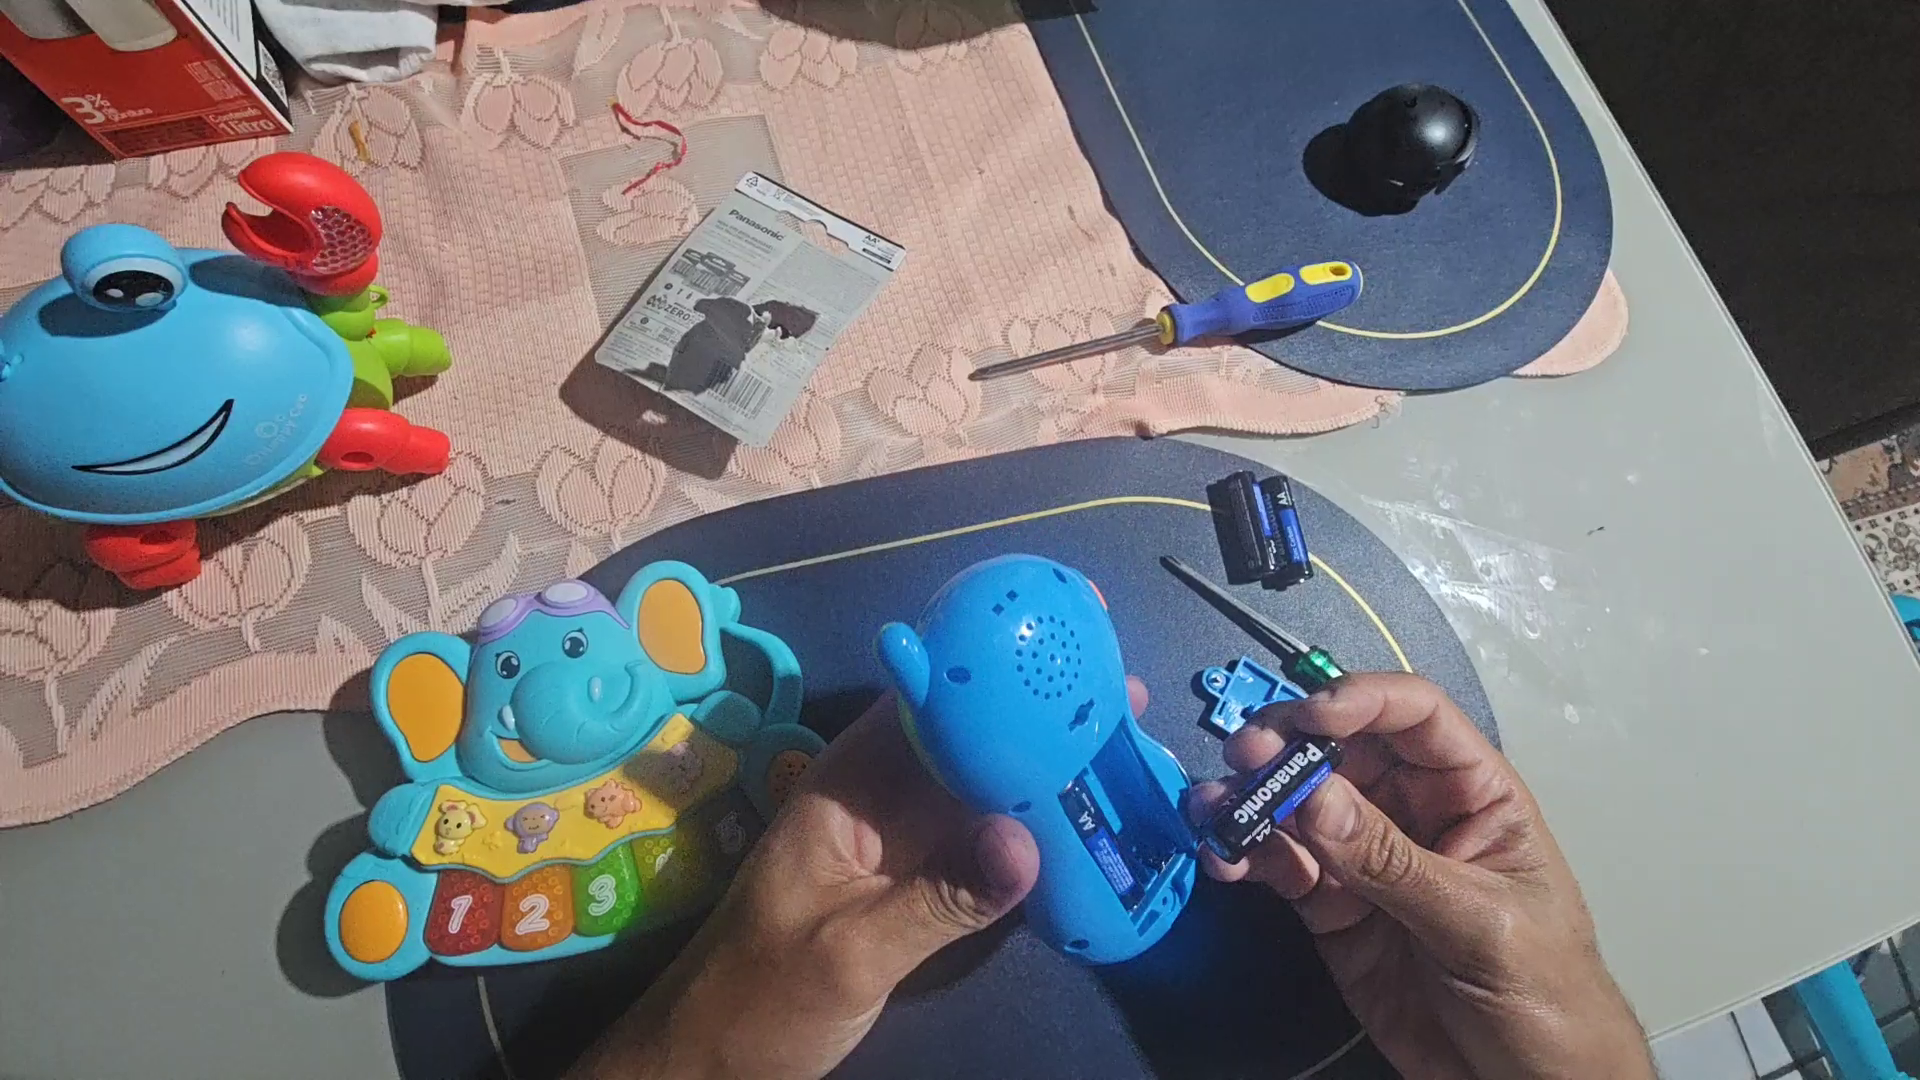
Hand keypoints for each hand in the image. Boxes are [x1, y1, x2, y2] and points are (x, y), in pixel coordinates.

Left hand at [571, 680, 1142, 1079]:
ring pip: (988, 782)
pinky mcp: (931, 874)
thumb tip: (1025, 843)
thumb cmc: (761, 995)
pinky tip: (1091, 811)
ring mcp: (913, 836)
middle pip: (971, 734)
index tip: (1052, 638)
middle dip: (1038, 707)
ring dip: (1049, 760)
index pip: (923, 702)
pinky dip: (1038, 822)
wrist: (722, 1060)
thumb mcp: (846, 952)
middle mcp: (889, 793)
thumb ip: (935, 901)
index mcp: (853, 781)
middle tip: (1122, 685)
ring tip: (1125, 733)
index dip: (985, 663)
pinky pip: (992, 837)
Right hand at [1189, 674, 1653, 1079]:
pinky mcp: (1322, 893)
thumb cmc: (1546, 1001)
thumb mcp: (1481, 926)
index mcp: (1466, 792)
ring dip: (1247, 796)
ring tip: (1215, 809)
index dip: (1359, 700)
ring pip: (1290, 798)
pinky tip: (1223, 858)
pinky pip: (1273, 857)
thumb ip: (1393, 861)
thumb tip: (1313, 795)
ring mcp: (1357, 848)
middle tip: (1244, 757)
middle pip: (1334, 746)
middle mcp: (1404, 806)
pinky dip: (1241, 851)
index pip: (1412, 714)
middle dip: (1284, 744)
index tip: (1309, 717)